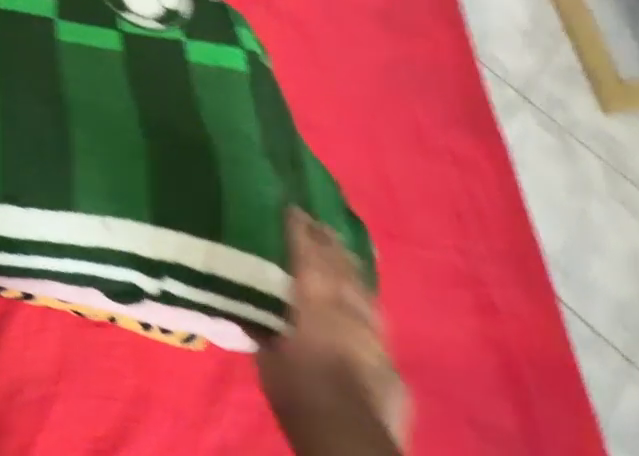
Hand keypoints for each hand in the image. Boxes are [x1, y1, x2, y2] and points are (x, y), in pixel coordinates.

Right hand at [256, 209, 408, 455]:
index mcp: (316, 303)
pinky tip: (362, 299)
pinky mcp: (391, 359)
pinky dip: (364, 300)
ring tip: (340, 248)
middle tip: (317, 220)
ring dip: (350, 266)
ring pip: (363, 289)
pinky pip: (375, 317)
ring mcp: (375, 334)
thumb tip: (248, 306)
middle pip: (340, 266)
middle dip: (327, 241)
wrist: (351, 439)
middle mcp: (349, 309)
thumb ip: (263, 327)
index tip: (291, 206)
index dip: (298, 229)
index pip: (307, 255)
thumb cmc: (300, 393)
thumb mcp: (267, 358)